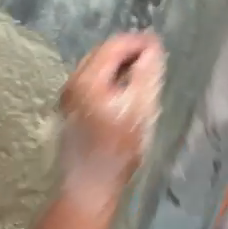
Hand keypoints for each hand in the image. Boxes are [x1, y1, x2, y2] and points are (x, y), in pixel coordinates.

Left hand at [59, 32, 164, 196]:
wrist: (90, 187)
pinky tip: (125, 90)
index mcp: (87, 80)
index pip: (114, 46)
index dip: (138, 42)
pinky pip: (92, 81)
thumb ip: (147, 73)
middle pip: (102, 54)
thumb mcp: (141, 108)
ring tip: (143, 73)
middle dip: (129, 51)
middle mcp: (72, 84)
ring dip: (120, 65)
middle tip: (153, 59)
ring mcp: (68, 97)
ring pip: (96, 68)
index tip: (159, 46)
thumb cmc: (118, 149)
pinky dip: (110, 78)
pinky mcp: (70, 110)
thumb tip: (152, 46)